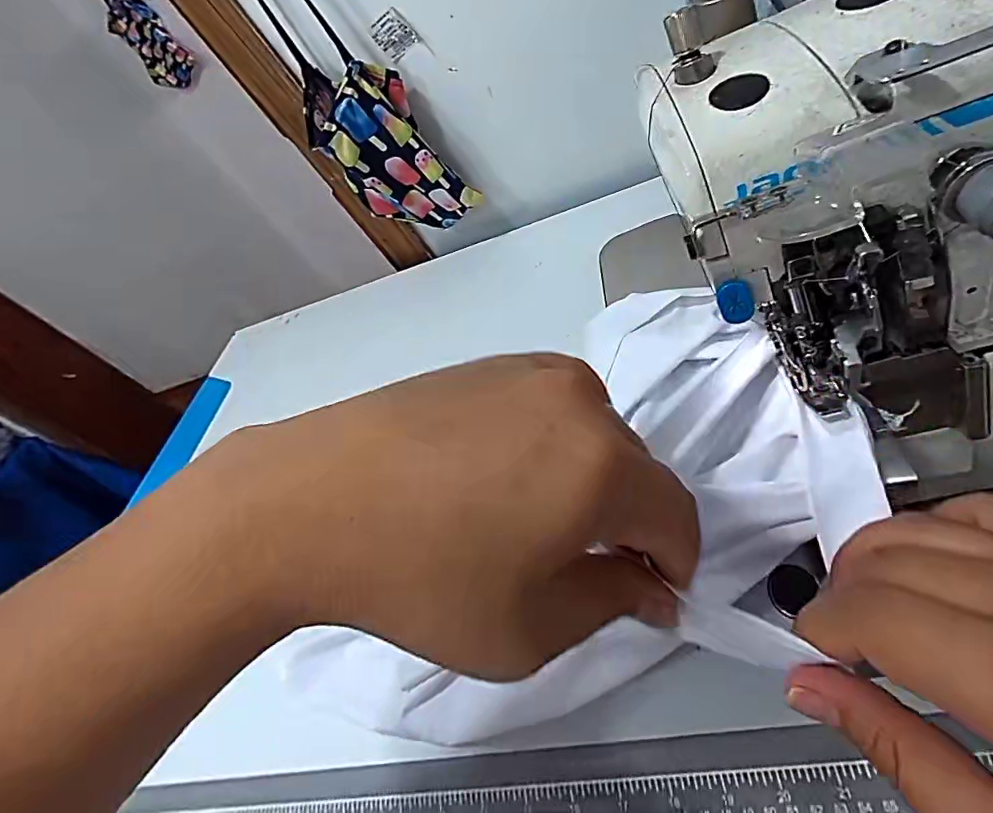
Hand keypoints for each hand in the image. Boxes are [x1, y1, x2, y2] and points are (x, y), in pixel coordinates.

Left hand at [185, 353, 699, 680]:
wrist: (314, 497)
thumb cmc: (422, 577)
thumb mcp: (530, 628)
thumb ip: (612, 604)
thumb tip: (652, 587)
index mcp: (604, 464)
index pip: (678, 515)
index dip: (675, 563)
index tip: (650, 592)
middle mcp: (580, 402)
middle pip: (638, 472)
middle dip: (626, 522)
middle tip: (578, 565)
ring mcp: (533, 372)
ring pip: (594, 435)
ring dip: (586, 479)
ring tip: (526, 519)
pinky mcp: (493, 363)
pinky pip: (550, 409)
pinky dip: (548, 444)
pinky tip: (492, 476)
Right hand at [787, 494, 992, 812]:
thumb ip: (899, 751)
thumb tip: (811, 688)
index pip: (874, 613)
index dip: (820, 627)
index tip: (806, 653)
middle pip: (889, 557)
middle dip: (840, 593)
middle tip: (834, 643)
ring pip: (924, 526)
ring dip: (875, 558)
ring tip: (869, 610)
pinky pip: (984, 512)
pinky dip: (934, 529)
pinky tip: (926, 569)